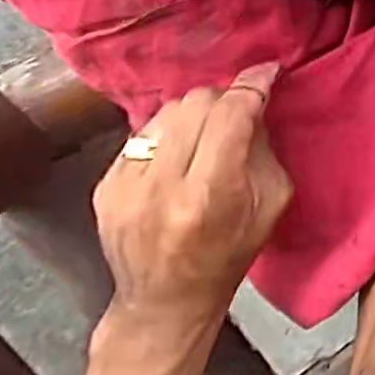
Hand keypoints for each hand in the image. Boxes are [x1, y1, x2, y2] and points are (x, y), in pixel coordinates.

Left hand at [92, 63, 293, 335]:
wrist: (164, 302)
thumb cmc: (229, 254)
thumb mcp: (270, 203)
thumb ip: (263, 147)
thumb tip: (253, 102)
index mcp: (207, 195)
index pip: (230, 114)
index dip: (252, 85)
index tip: (267, 72)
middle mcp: (160, 187)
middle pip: (197, 102)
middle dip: (225, 98)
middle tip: (238, 112)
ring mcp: (125, 186)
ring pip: (169, 110)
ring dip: (196, 112)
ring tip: (206, 133)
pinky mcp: (104, 186)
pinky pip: (144, 131)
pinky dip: (169, 132)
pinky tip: (178, 154)